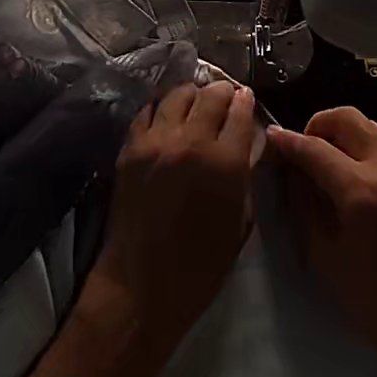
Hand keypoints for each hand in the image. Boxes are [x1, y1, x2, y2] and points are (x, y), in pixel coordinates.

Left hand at [83, 81, 257, 376]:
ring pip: (176, 95)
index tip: (246, 97)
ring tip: (195, 99)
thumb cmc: (202, 264)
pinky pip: (146, 112)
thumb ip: (246, 175)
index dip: (246, 102)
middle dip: (222, 91)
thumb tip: (247, 145)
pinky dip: (160, 106)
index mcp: (226, 162)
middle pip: (210, 96)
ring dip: (191, 94)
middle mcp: (191, 142)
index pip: (241, 113)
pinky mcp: (129, 149)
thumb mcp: (241, 220)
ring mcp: (155, 142)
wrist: (142, 284)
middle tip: (224, 95)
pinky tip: (166, 112)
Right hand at [270, 107, 376, 376]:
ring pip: (375, 132)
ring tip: (335, 171)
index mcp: (363, 192)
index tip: (272, 137)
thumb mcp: (327, 260)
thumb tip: (293, 173)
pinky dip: (374, 162)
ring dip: (348, 141)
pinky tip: (370, 194)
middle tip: (307, 152)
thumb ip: (304, 207)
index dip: (288, 141)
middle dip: (319, 126)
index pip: (314, 148)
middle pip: (348, 118)